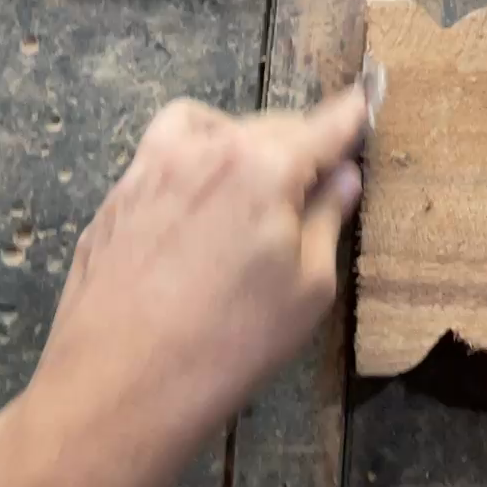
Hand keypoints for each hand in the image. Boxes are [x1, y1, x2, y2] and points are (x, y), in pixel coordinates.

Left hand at [14, 90, 367, 486]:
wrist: (117, 390)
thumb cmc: (233, 342)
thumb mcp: (308, 287)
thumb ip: (328, 217)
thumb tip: (343, 175)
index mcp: (265, 166)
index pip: (325, 127)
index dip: (353, 113)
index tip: (369, 95)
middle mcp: (208, 149)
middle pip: (273, 125)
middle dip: (303, 145)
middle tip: (318, 185)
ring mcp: (152, 166)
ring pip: (214, 126)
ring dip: (246, 141)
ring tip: (254, 185)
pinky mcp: (117, 194)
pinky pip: (167, 150)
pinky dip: (196, 158)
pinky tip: (198, 207)